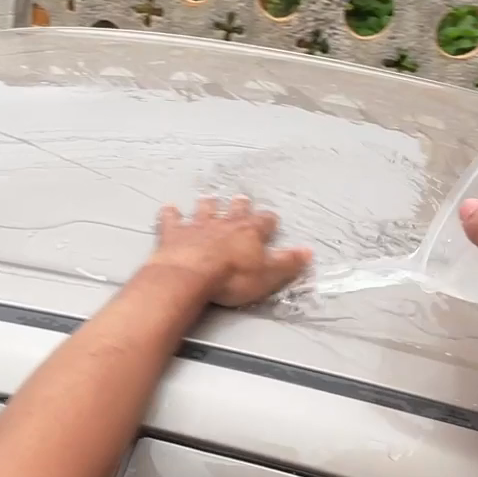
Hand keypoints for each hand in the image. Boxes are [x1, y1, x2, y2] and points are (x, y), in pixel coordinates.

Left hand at [151, 196, 312, 307]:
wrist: (191, 275)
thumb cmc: (232, 278)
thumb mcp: (268, 274)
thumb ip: (288, 262)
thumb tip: (308, 252)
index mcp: (250, 232)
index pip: (264, 221)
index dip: (268, 221)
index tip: (271, 219)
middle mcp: (225, 223)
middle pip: (235, 209)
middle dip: (239, 205)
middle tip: (240, 198)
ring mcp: (198, 225)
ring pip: (205, 209)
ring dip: (207, 205)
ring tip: (209, 199)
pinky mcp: (174, 233)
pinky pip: (171, 219)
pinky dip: (170, 214)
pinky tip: (168, 209)